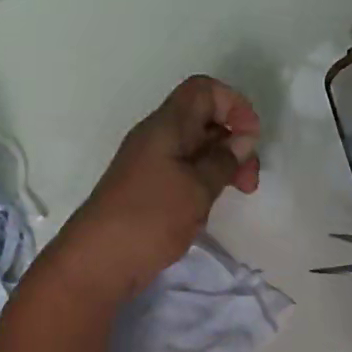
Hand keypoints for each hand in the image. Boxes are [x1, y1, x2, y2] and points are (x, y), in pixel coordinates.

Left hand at [46, 75, 260, 298]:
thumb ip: (222, 161)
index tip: (251, 140)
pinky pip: (184, 175)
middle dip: (233, 142)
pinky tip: (209, 208)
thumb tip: (242, 140)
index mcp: (166, 126)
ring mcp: (151, 166)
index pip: (204, 91)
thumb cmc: (150, 218)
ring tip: (235, 195)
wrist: (99, 261)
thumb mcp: (196, 188)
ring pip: (196, 151)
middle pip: (203, 121)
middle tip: (249, 181)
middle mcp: (157, 139)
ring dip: (221, 167)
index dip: (234, 105)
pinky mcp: (149, 192)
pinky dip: (204, 184)